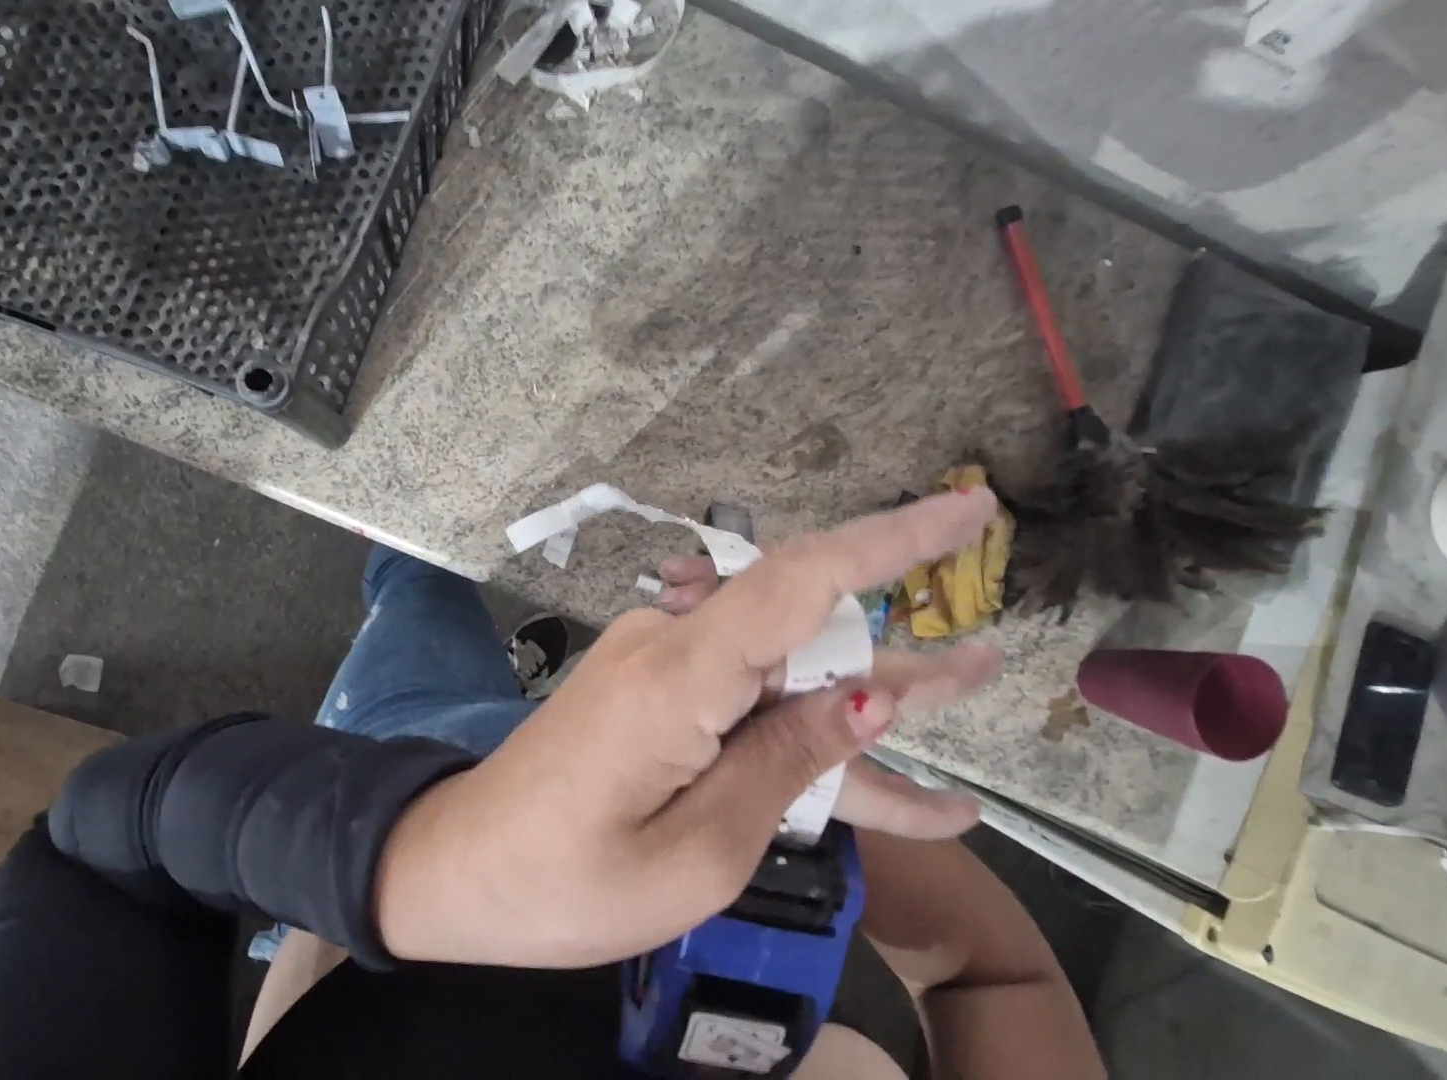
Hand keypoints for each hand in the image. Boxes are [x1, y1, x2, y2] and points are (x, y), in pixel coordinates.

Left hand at [374, 489, 1002, 967]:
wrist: (459, 870)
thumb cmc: (567, 884)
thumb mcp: (697, 853)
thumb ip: (785, 764)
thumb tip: (870, 700)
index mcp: (679, 676)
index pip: (801, 581)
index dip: (891, 539)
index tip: (967, 509)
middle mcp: (672, 649)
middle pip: (805, 636)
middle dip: (899, 661)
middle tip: (986, 669)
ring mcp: (662, 671)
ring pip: (785, 682)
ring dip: (867, 710)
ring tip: (961, 714)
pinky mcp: (655, 698)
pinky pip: (745, 710)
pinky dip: (808, 748)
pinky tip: (893, 795)